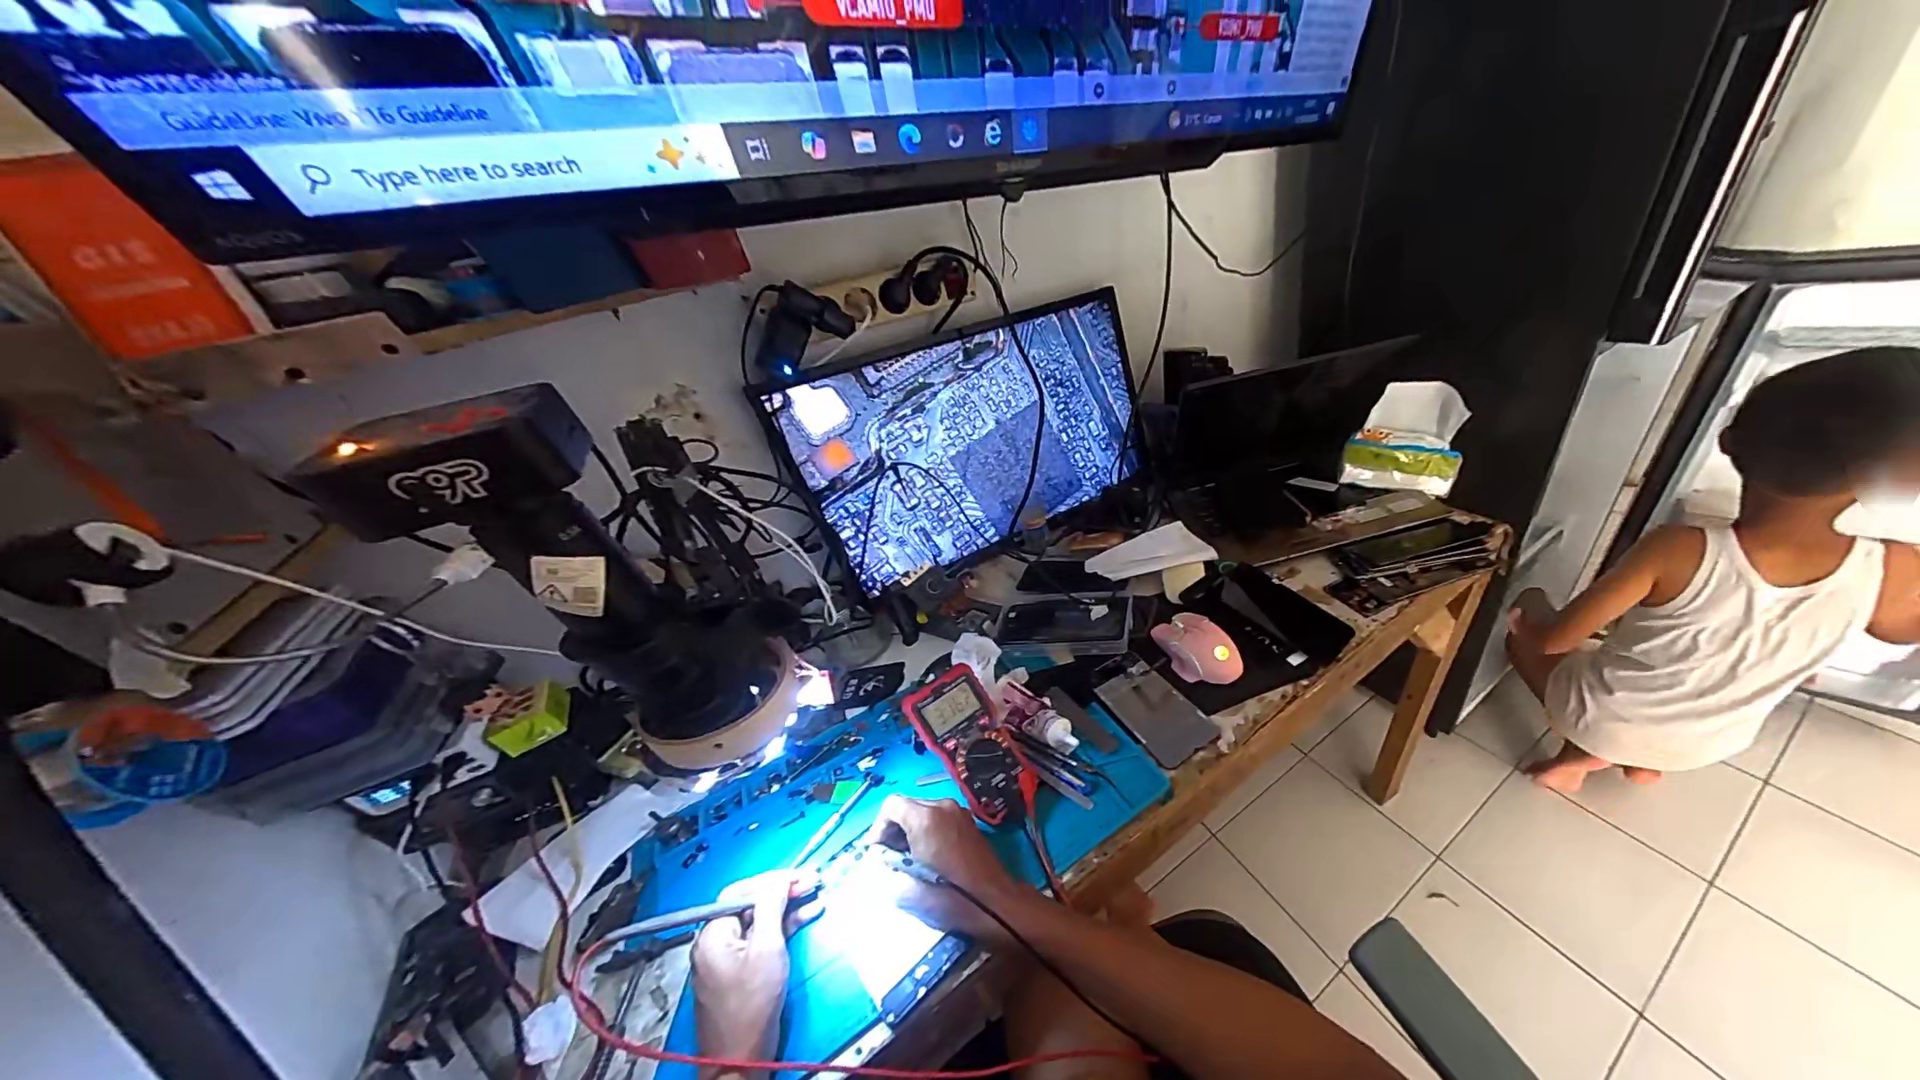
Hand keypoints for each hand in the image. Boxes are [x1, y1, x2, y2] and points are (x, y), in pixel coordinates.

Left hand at [691, 870, 820, 1079]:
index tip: (798, 876)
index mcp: (713, 934)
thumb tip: (777, 880)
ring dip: (786, 907)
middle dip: (781, 891)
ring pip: (759, 920)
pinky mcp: (741, 972)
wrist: (739, 1062)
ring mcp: (728, 957)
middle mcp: (716, 942)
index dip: (771, 880)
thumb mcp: (767, 949)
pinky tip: (805, 917)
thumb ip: (771, 908)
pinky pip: (761, 939)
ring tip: (814, 894)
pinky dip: (782, 928)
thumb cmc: (752, 1006)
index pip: (741, 891)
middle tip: (810, 881)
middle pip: (750, 904)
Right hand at [862, 795, 1031, 943]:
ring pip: (923, 810)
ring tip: (908, 857)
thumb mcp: (910, 890)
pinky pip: (939, 817)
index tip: (877, 849)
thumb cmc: (953, 897)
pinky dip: (927, 829)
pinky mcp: (968, 821)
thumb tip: (884, 859)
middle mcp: (942, 806)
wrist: (997, 903)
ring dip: (910, 829)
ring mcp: (958, 811)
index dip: (878, 826)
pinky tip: (929, 854)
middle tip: (889, 855)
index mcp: (926, 818)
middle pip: (907, 805)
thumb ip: (890, 868)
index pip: (891, 805)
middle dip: (894, 828)